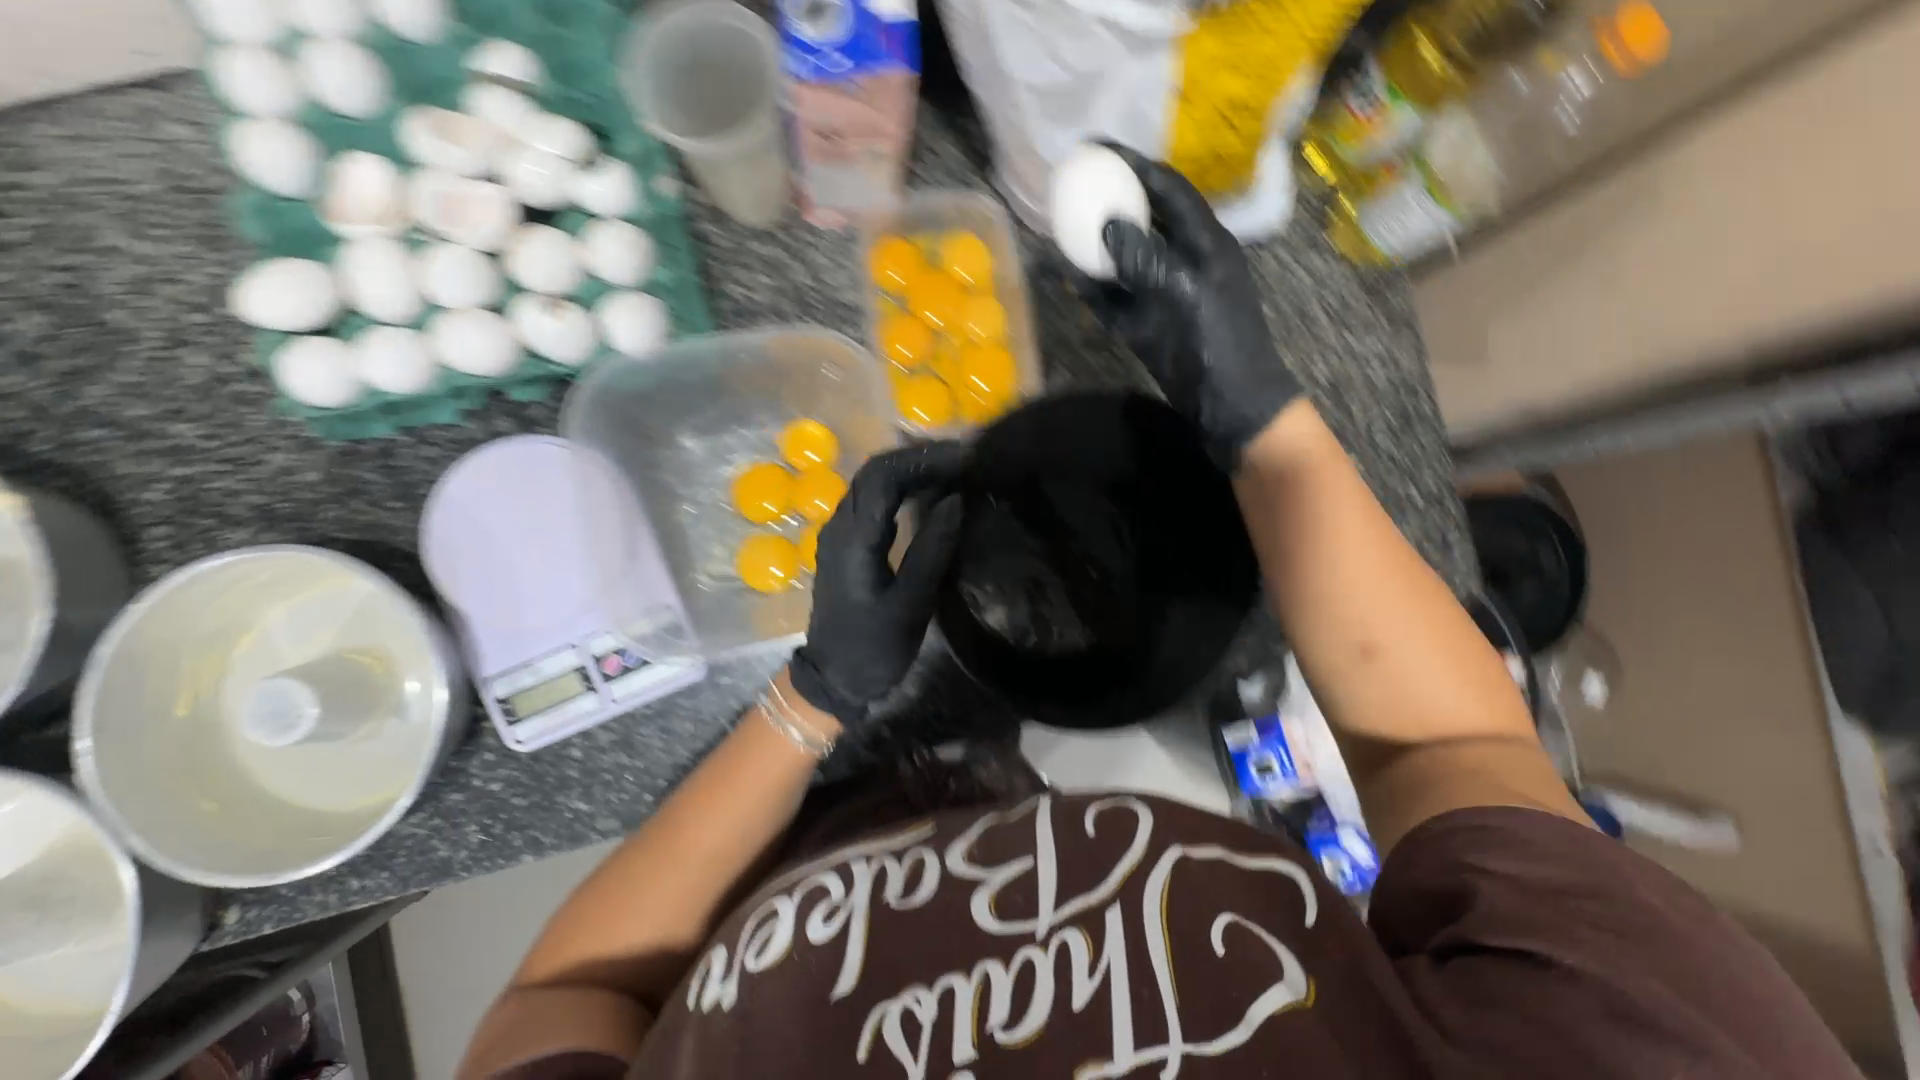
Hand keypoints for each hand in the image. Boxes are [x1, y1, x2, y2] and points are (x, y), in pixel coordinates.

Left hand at [787, 441, 967, 727]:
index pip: (883, 476)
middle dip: (919, 458)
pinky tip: (930, 495)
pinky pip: (871, 502)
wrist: (834, 679)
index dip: (925, 460)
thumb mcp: (911, 604)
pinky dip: (901, 489)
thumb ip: (931, 549)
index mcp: (853, 538)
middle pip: (875, 472)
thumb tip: (956, 499)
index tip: (965, 459)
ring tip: (954, 472)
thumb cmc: (874, 647)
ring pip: (871, 484)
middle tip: (965, 460)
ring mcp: (838, 534)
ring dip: (910, 471)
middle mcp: (839, 526)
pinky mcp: (846, 545)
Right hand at [1074, 144, 1301, 471]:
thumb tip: (1108, 224)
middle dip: (1109, 199)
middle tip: (1070, 186)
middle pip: (1143, 217)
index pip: (1167, 187)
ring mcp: (1164, 294)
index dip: (1132, 164)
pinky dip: (1093, 287)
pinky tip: (1068, 274)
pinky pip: (1116, 298)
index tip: (1093, 147)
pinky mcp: (1148, 325)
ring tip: (1060, 225)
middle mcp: (1183, 260)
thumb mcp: (1185, 295)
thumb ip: (1147, 258)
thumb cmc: (1219, 346)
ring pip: (1125, 257)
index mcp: (1205, 241)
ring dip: (1095, 243)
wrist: (1231, 407)